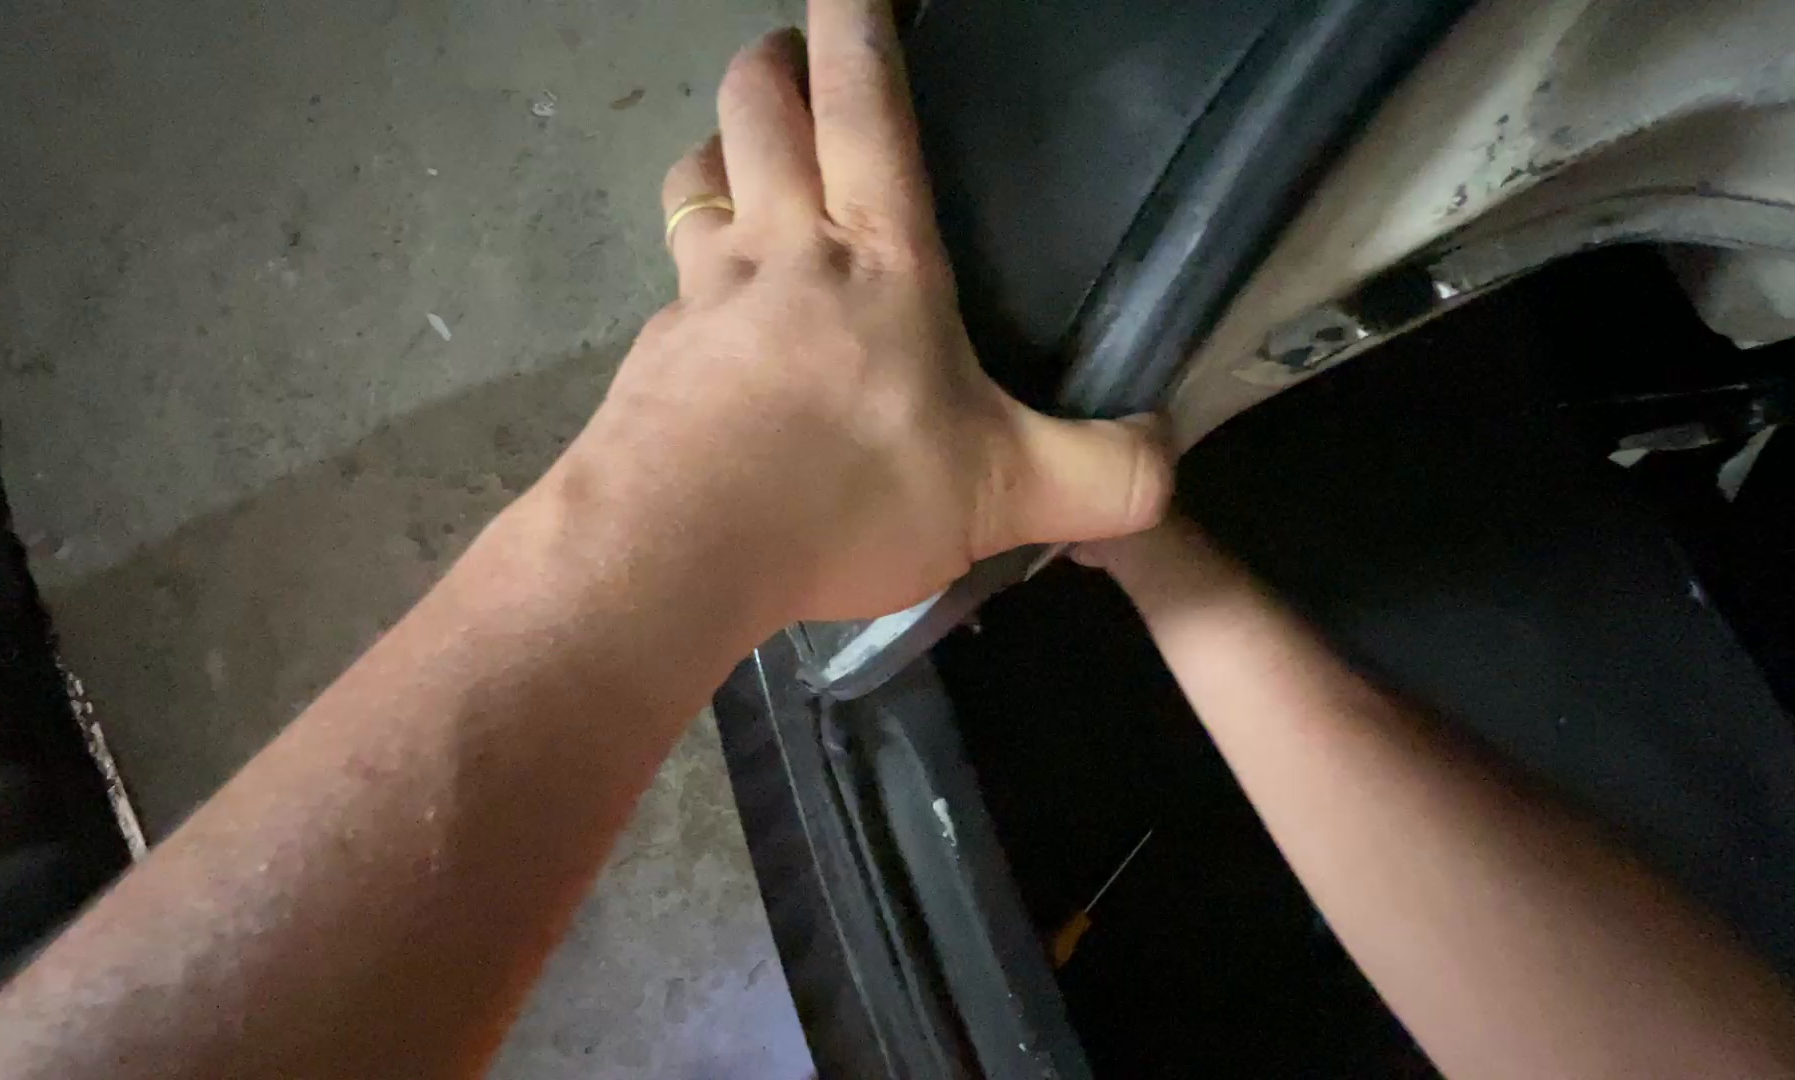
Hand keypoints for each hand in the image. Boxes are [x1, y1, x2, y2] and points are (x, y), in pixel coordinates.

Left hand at [551, 1, 1171, 623]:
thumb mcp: (1004, 497)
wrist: (685, 550)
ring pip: (694, 182)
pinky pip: (666, 292)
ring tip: (741, 176)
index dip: (855, 23)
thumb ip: (1102, 477)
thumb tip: (1163, 459)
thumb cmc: (849, 501)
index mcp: (874, 258)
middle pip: (755, 108)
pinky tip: (707, 333)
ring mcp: (697, 301)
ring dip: (716, 157)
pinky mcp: (649, 360)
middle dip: (772, 67)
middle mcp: (774, 252)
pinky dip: (687, 286)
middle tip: (791, 70)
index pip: (863, 101)